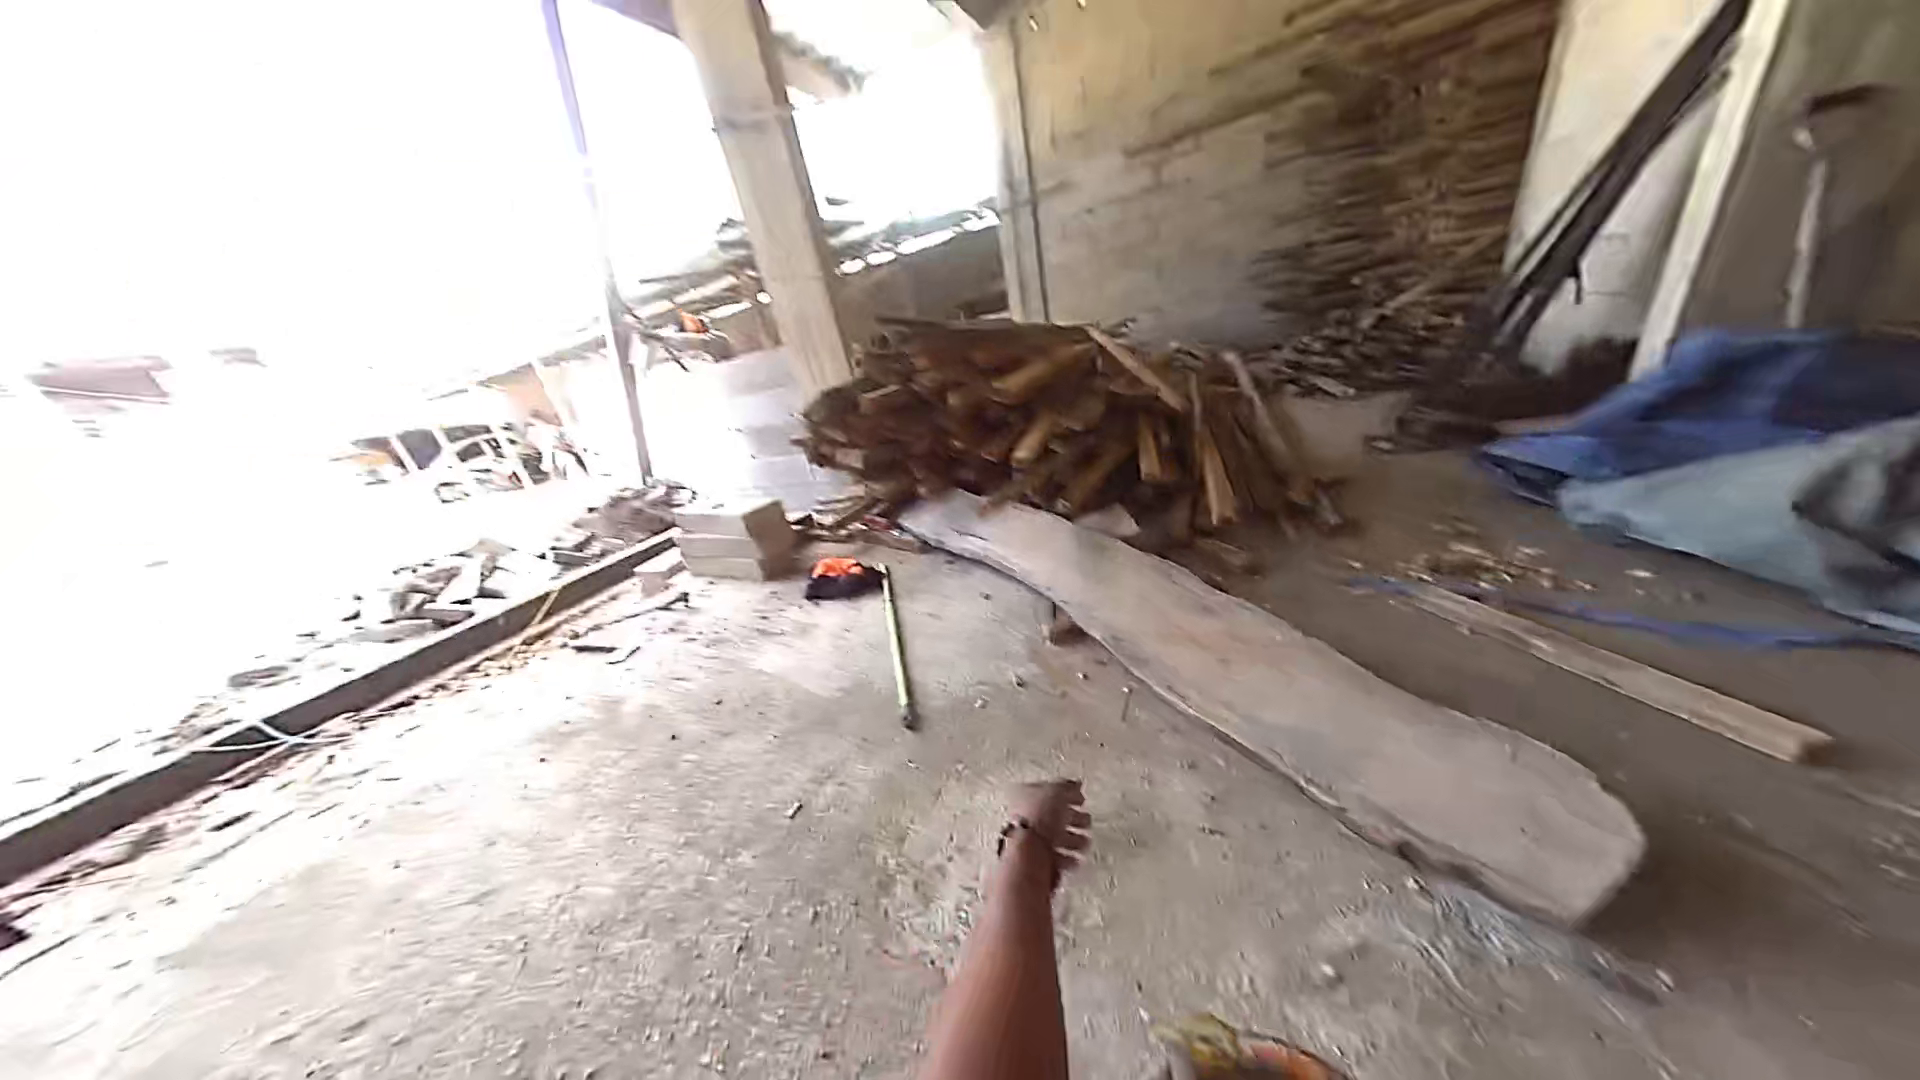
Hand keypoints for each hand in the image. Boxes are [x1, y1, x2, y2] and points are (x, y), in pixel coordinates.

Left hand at [1008, 780, 1090, 883]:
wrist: (1030, 851)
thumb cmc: (1040, 815)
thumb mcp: (1057, 792)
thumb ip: (1067, 787)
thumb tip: (1077, 784)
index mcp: (1024, 794)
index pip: (1048, 790)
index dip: (1067, 794)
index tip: (1082, 800)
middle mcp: (1024, 815)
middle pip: (1053, 815)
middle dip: (1073, 819)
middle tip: (1087, 822)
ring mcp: (1029, 838)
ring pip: (1055, 837)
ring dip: (1073, 840)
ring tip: (1086, 843)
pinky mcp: (1036, 859)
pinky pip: (1054, 856)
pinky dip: (1068, 857)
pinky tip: (1077, 858)